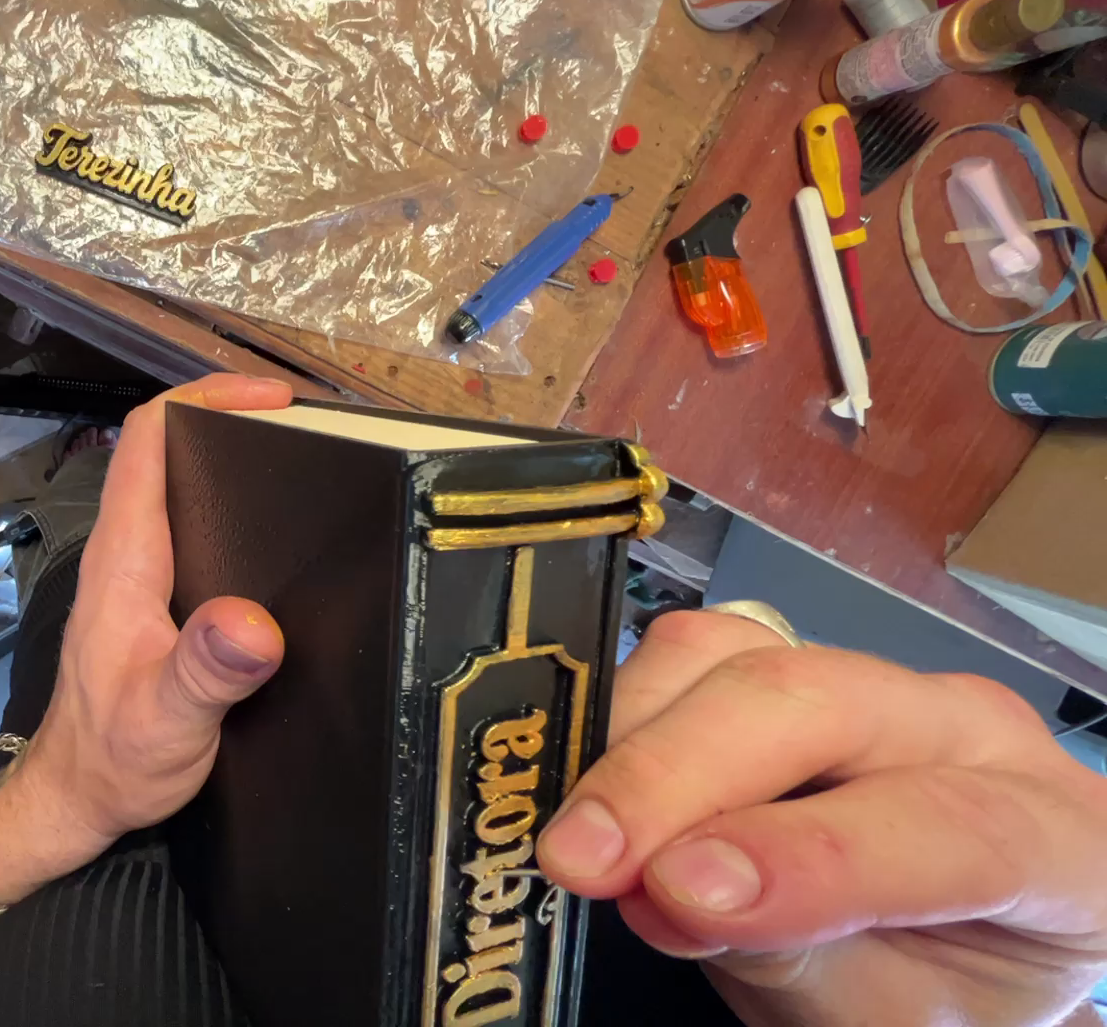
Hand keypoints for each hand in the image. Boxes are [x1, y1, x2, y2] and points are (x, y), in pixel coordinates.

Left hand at [7, 374, 292, 849]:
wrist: (75, 793)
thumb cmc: (112, 757)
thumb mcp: (166, 720)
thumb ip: (205, 671)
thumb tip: (255, 622)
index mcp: (125, 556)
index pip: (146, 441)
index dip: (202, 399)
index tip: (271, 400)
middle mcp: (125, 550)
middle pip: (163, 452)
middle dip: (225, 421)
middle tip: (301, 428)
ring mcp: (134, 572)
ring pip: (174, 487)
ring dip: (228, 463)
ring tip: (297, 467)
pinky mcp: (149, 597)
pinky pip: (186, 528)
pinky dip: (227, 508)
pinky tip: (270, 535)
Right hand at [537, 610, 1106, 1025]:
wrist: (884, 930)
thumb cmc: (906, 984)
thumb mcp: (865, 1006)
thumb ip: (775, 947)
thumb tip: (654, 892)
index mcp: (1063, 837)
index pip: (948, 826)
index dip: (806, 856)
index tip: (677, 892)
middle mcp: (953, 721)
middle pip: (807, 704)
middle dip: (672, 776)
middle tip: (581, 854)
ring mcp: (840, 666)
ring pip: (718, 656)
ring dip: (626, 743)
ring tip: (585, 832)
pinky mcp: (749, 648)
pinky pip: (665, 651)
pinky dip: (612, 717)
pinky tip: (600, 785)